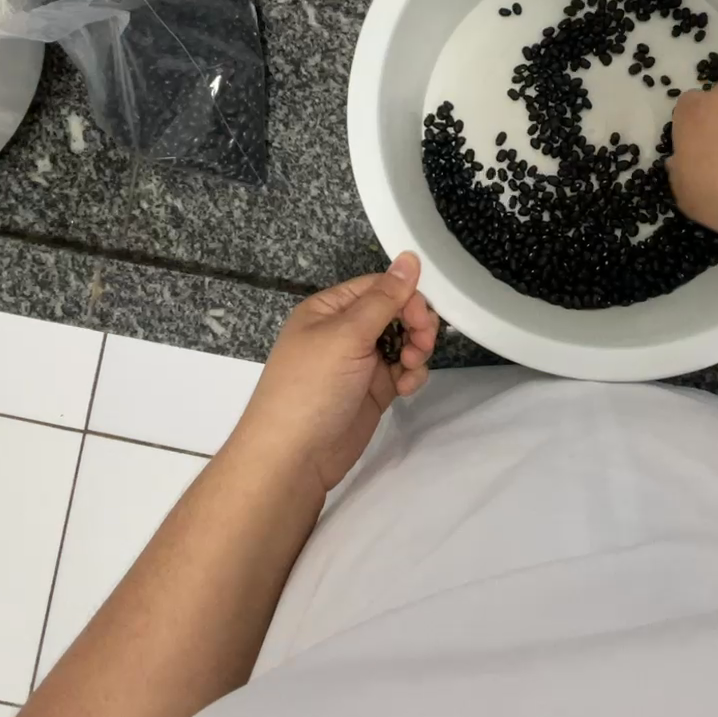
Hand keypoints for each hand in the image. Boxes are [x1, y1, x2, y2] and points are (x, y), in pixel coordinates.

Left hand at [227, 252, 437, 492]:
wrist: (293, 459)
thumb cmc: (312, 388)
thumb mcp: (347, 336)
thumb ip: (384, 298)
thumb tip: (410, 257)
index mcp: (329, 309)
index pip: (378, 287)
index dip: (406, 297)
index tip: (422, 317)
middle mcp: (344, 331)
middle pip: (395, 312)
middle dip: (415, 325)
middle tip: (424, 343)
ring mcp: (360, 362)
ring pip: (403, 341)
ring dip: (416, 350)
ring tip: (412, 367)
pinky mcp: (373, 389)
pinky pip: (402, 369)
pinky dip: (411, 374)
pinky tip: (407, 387)